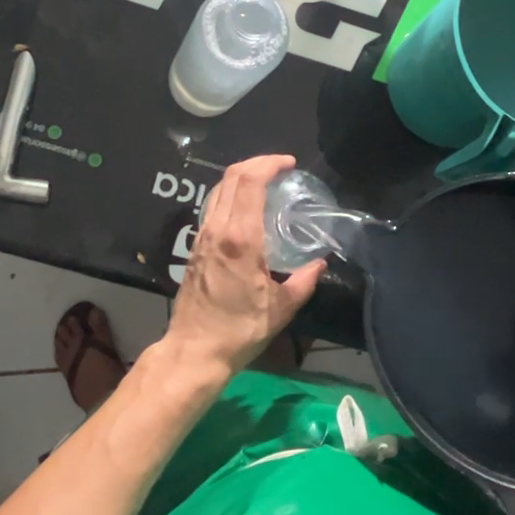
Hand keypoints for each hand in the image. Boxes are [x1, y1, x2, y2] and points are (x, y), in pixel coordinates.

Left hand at [166, 155, 325, 375]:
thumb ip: (303, 281)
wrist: (195, 350)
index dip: (269, 164)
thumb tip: (319, 263)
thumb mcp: (281, 308)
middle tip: (279, 167)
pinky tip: (246, 209)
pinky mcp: (195, 247)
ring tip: (266, 184)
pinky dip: (231, 196)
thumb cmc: (239, 330)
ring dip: (241, 178)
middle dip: (256, 163)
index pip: (249, 181)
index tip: (289, 164)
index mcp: (240, 238)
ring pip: (219, 190)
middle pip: (231, 177)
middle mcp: (217, 229)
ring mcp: (202, 237)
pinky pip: (213, 208)